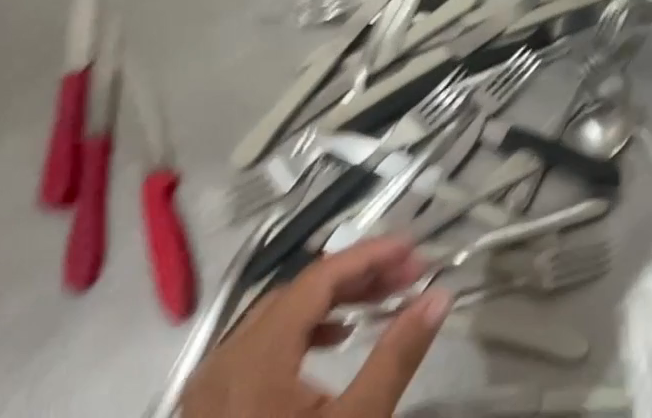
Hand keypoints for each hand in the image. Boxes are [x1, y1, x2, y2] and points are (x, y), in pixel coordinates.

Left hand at [183, 238, 451, 417]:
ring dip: (335, 299)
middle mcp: (222, 359)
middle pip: (297, 292)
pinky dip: (305, 327)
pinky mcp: (213, 402)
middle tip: (411, 274)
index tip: (414, 248)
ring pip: (279, 314)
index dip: (369, 256)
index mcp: (254, 358)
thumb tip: (439, 297)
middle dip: (358, 276)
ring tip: (383, 298)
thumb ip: (398, 355)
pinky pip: (262, 342)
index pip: (317, 281)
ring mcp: (211, 383)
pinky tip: (337, 336)